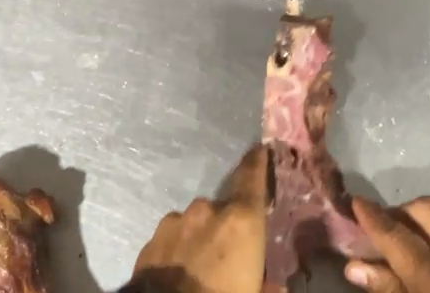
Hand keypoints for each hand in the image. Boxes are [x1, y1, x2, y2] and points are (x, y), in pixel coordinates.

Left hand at [129, 146, 270, 292]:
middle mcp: (208, 211)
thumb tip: (277, 287)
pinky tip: (180, 270)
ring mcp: (176, 222)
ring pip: (194, 224)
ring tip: (201, 265)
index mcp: (240, 220)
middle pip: (223, 209)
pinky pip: (173, 239)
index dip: (257, 163)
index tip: (259, 150)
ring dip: (200, 238)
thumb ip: (268, 285)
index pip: (252, 178)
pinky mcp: (151, 240)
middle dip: (226, 226)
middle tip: (229, 252)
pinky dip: (179, 249)